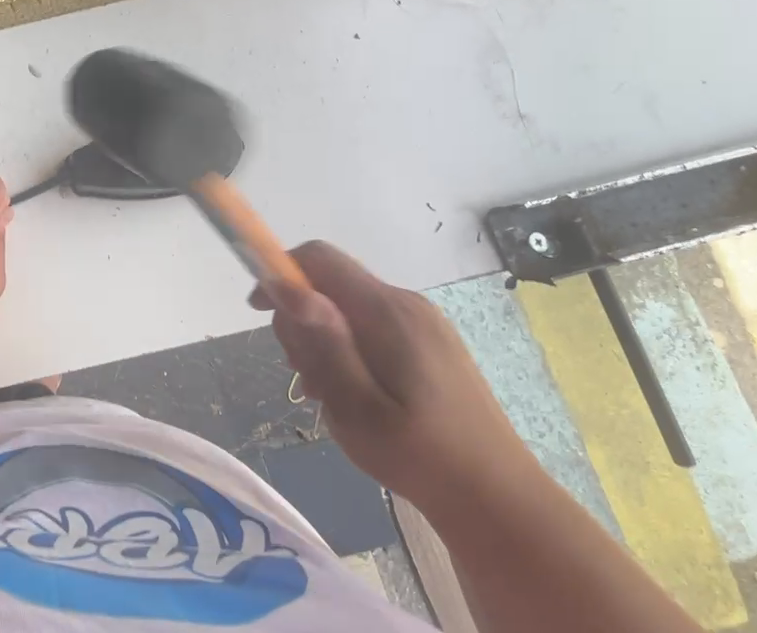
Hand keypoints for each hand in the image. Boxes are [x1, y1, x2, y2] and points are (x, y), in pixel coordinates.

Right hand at [263, 241, 538, 510]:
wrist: (497, 498)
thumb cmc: (417, 453)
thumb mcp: (354, 404)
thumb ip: (322, 341)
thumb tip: (284, 285)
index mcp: (388, 312)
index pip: (318, 258)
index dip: (278, 274)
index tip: (259, 314)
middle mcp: (407, 304)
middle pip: (328, 283)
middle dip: (300, 321)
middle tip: (304, 376)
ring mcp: (423, 323)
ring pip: (345, 308)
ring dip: (321, 340)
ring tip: (330, 393)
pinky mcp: (430, 342)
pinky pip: (369, 326)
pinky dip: (346, 349)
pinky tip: (355, 393)